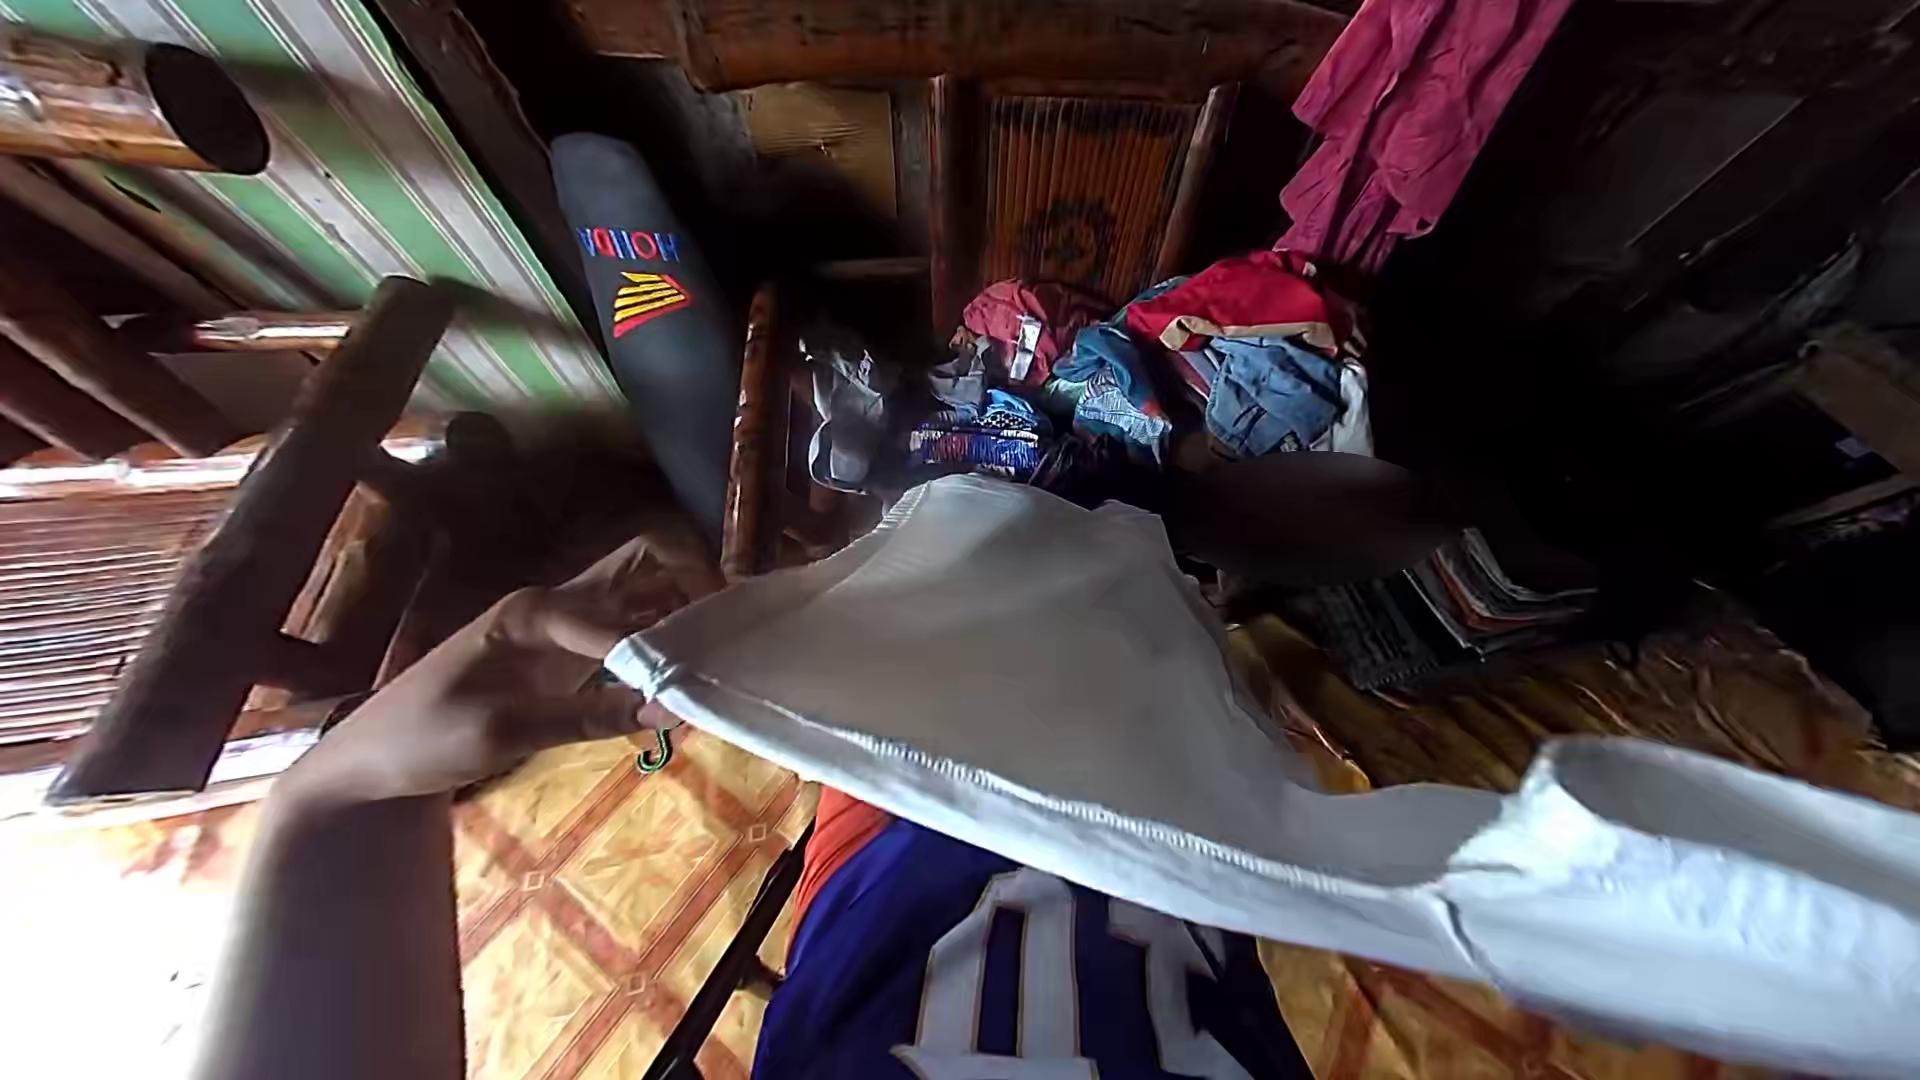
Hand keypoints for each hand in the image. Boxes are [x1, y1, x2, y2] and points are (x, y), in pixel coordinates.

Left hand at [276, 522, 723, 808]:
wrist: (371, 762)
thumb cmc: (422, 736)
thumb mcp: (501, 731)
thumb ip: (590, 716)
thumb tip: (672, 709)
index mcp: (534, 610)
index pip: (614, 615)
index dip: (650, 650)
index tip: (683, 681)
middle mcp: (561, 604)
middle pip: (643, 561)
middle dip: (691, 575)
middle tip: (727, 614)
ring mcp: (572, 626)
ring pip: (646, 590)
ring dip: (686, 604)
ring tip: (721, 636)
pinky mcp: (578, 652)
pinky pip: (638, 628)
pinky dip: (670, 637)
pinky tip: (690, 662)